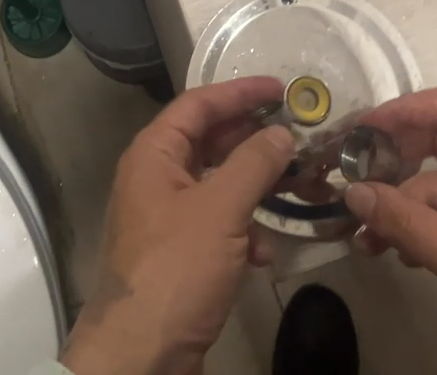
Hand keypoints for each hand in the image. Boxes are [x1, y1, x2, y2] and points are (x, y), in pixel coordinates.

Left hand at [60, 77, 294, 374]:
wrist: (140, 354)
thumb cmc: (176, 268)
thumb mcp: (220, 209)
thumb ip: (253, 164)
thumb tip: (282, 132)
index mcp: (154, 153)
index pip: (198, 104)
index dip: (239, 92)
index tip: (280, 89)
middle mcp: (156, 176)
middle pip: (209, 140)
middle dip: (253, 139)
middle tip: (296, 133)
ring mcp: (166, 215)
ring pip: (217, 183)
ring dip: (254, 185)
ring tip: (296, 186)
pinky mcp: (179, 252)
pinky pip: (216, 222)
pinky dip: (243, 228)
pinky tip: (265, 251)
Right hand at [345, 86, 436, 374]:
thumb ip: (406, 222)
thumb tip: (351, 191)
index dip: (407, 109)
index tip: (363, 128)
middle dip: (395, 161)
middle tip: (351, 177)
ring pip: (436, 188)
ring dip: (399, 208)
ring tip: (364, 237)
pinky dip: (415, 232)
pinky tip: (392, 254)